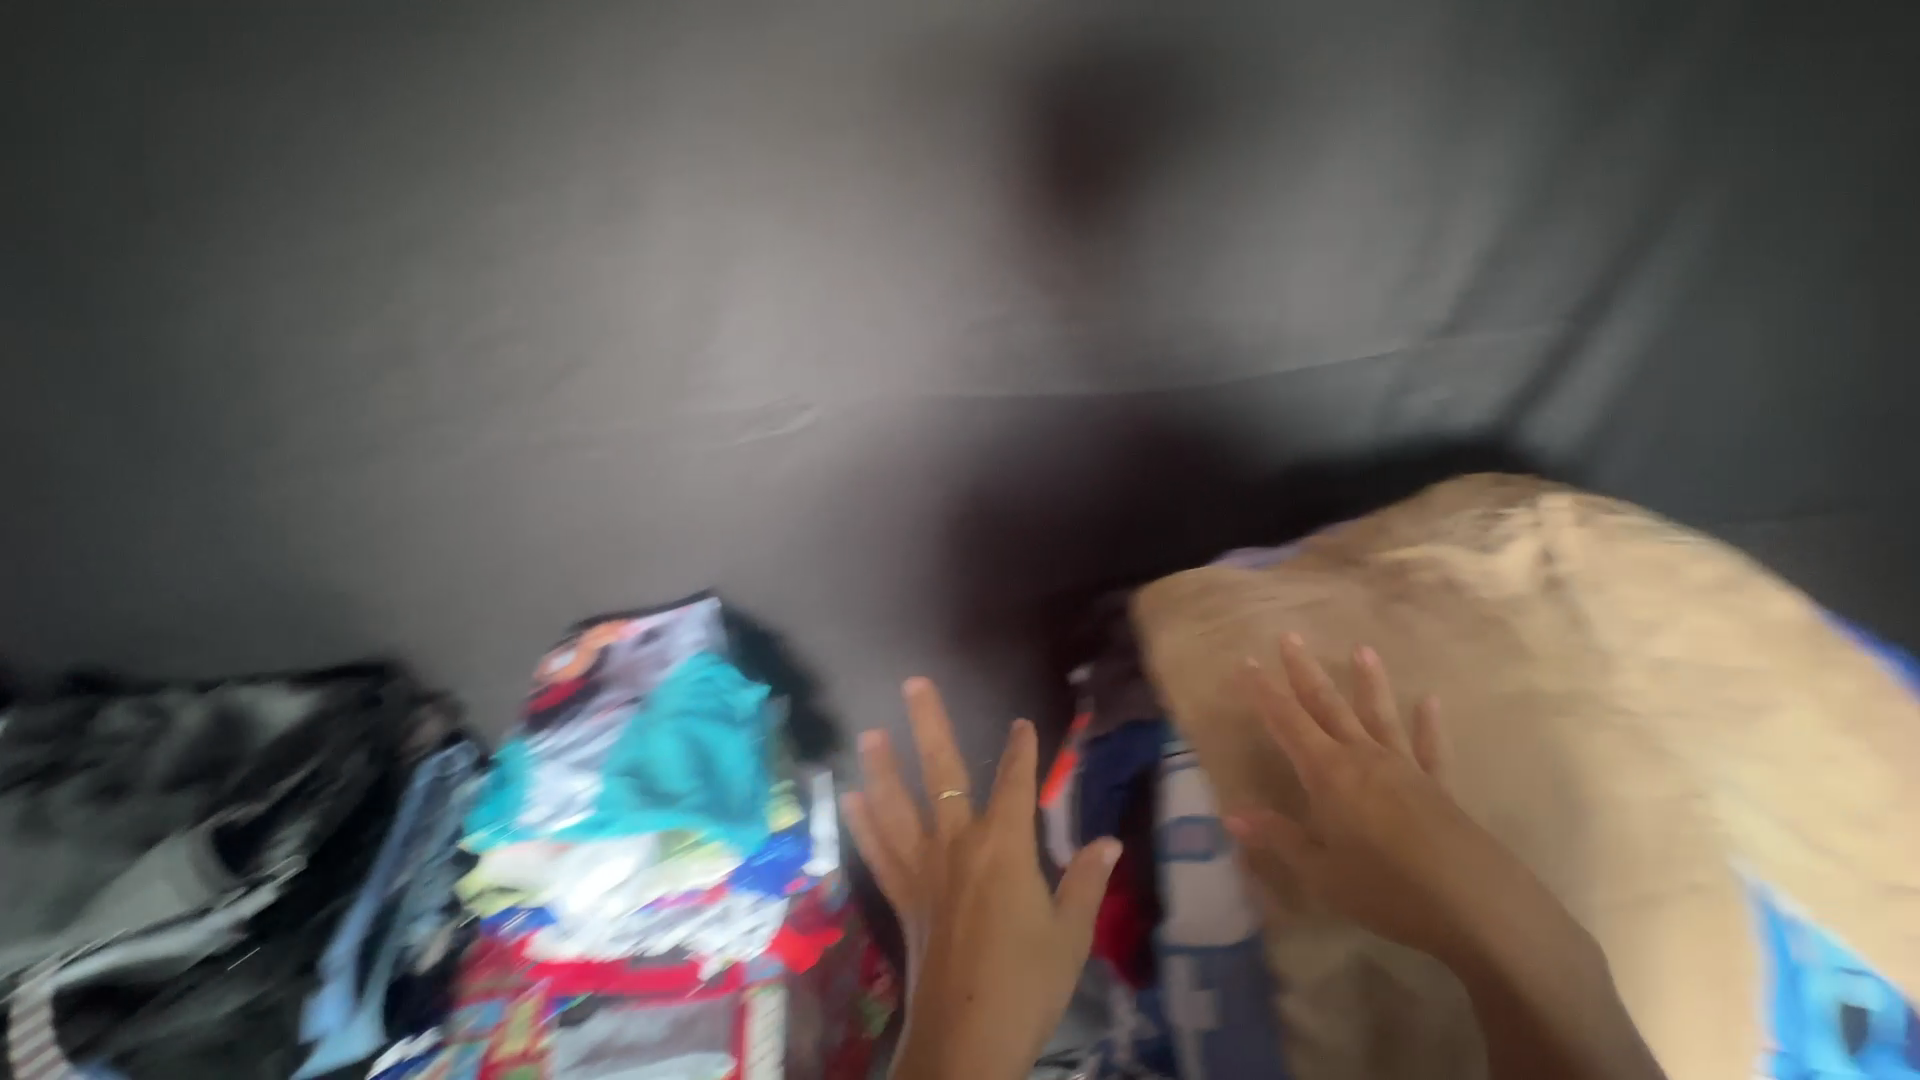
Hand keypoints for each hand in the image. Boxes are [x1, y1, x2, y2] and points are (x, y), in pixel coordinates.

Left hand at [842, 678, 1120, 1079]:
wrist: (968, 1038)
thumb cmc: (1028, 984)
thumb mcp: (1071, 935)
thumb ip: (1087, 882)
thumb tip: (1109, 842)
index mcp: (1005, 848)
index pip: (1016, 783)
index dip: (1021, 750)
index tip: (1021, 723)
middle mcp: (958, 846)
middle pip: (942, 775)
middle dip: (929, 725)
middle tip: (912, 684)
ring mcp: (924, 871)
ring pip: (898, 807)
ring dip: (882, 768)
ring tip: (867, 732)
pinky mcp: (903, 898)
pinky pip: (880, 853)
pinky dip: (864, 825)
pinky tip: (849, 799)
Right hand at [1227, 635, 1532, 963]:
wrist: (1476, 908)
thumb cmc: (1385, 888)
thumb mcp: (1321, 870)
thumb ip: (1279, 837)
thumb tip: (1231, 816)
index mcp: (1328, 773)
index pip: (1286, 722)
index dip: (1264, 692)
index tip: (1247, 661)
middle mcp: (1363, 758)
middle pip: (1328, 706)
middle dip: (1305, 672)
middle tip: (1289, 637)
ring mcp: (1405, 769)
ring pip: (1379, 715)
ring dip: (1368, 682)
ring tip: (1363, 649)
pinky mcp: (1440, 788)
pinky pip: (1431, 748)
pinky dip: (1429, 724)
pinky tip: (1431, 701)